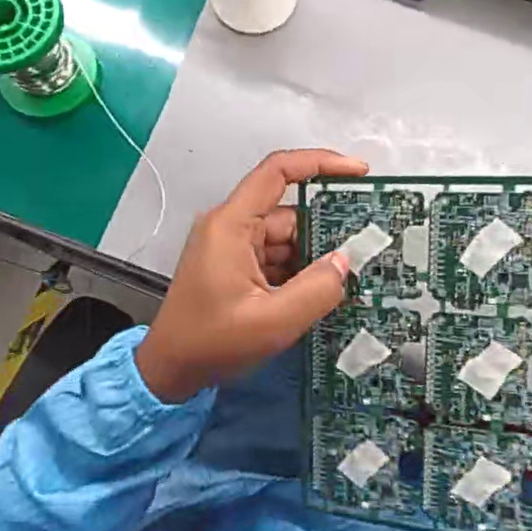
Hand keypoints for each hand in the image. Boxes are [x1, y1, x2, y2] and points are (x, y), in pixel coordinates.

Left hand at [135, 149, 368, 401]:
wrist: (170, 367)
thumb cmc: (209, 342)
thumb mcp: (272, 321)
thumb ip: (316, 290)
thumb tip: (343, 263)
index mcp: (230, 225)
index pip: (277, 172)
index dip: (320, 163)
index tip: (359, 172)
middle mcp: (228, 227)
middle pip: (287, 213)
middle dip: (324, 233)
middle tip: (360, 255)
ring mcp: (229, 247)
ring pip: (284, 238)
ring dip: (311, 258)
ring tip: (341, 283)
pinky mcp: (232, 266)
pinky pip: (273, 257)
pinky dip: (296, 272)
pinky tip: (316, 293)